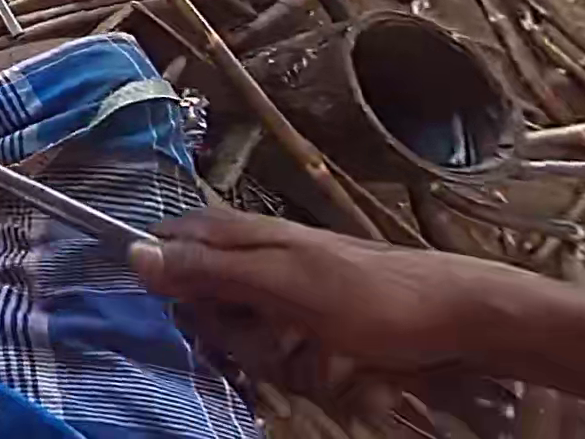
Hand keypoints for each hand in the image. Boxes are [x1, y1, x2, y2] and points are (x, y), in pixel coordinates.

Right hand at [129, 206, 499, 372]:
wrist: (453, 312)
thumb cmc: (361, 296)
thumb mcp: (276, 285)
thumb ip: (203, 268)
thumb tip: (131, 253)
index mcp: (221, 230)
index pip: (157, 245)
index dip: (159, 282)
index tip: (181, 319)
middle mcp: (232, 241)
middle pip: (184, 278)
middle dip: (204, 318)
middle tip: (241, 345)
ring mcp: (260, 267)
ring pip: (217, 302)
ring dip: (236, 336)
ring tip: (276, 356)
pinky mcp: (286, 293)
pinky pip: (250, 317)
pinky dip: (260, 341)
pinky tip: (287, 355)